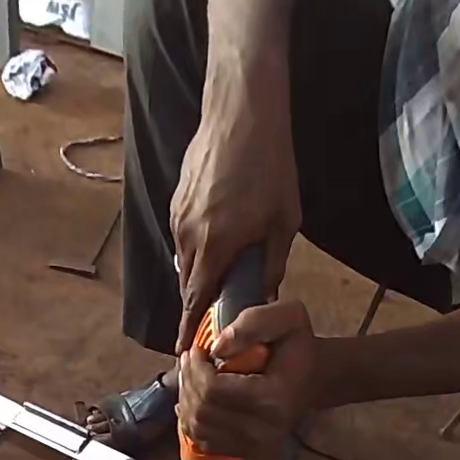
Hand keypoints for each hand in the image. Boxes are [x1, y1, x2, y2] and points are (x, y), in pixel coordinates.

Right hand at [170, 81, 299, 351]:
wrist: (239, 109)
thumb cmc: (270, 164)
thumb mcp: (285, 219)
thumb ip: (272, 262)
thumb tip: (262, 293)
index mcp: (215, 246)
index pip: (195, 301)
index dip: (188, 329)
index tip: (183, 350)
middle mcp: (188, 238)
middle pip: (186, 286)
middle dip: (195, 305)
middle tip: (210, 317)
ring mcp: (177, 220)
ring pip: (183, 263)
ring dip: (197, 276)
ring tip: (216, 276)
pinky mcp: (175, 204)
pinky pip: (182, 240)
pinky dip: (195, 251)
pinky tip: (214, 239)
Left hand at [177, 300, 318, 457]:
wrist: (314, 377)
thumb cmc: (298, 346)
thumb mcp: (287, 318)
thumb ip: (253, 324)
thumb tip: (217, 347)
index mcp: (273, 400)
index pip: (213, 389)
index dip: (196, 368)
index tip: (195, 350)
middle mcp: (263, 431)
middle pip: (202, 410)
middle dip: (188, 382)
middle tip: (188, 361)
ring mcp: (254, 448)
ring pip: (197, 426)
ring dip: (186, 399)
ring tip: (190, 377)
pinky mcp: (244, 454)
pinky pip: (201, 440)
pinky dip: (189, 419)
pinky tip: (192, 399)